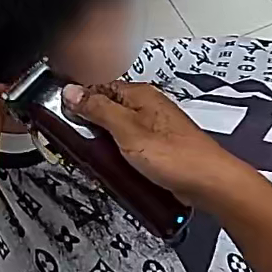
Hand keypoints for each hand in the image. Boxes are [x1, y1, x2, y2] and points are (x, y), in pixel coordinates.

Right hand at [61, 82, 255, 207]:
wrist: (209, 183)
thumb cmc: (179, 156)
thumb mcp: (126, 130)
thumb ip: (98, 110)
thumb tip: (72, 93)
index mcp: (141, 95)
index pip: (99, 88)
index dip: (79, 102)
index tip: (62, 115)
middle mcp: (148, 109)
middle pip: (107, 112)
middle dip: (91, 129)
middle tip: (82, 144)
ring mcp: (154, 131)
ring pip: (118, 134)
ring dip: (106, 147)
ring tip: (101, 160)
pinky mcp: (158, 151)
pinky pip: (130, 151)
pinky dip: (121, 159)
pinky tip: (119, 169)